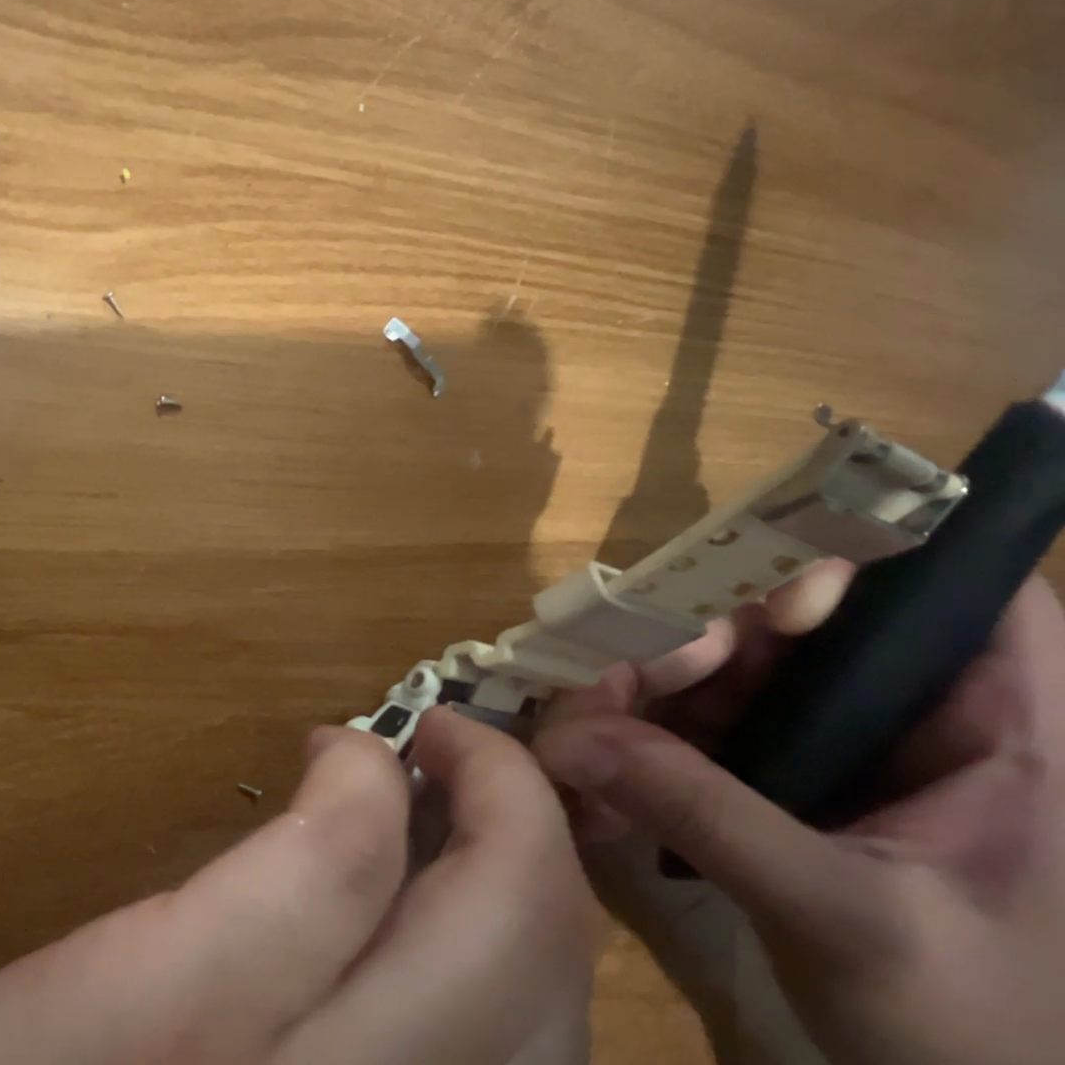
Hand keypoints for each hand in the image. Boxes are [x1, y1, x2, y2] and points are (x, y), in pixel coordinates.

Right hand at [0, 710, 596, 1064]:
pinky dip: (530, 972)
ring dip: (534, 882)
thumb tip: (339, 795)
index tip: (345, 739)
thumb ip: (222, 889)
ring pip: (552, 1014)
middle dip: (507, 802)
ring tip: (468, 820)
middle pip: (502, 937)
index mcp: (199, 1021)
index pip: (345, 863)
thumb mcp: (76, 983)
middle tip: (445, 745)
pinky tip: (470, 931)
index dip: (367, 770)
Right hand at [535, 567, 1064, 1064]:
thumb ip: (708, 816)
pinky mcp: (796, 793)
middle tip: (622, 673)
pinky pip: (716, 732)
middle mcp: (922, 726)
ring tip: (585, 721)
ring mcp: (851, 759)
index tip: (753, 589)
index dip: (869, 559)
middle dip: (710, 635)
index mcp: (1004, 737)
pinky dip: (655, 735)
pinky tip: (601, 757)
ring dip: (661, 687)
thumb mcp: (840, 917)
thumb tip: (572, 737)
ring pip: (748, 677)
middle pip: (812, 627)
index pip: (964, 597)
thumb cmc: (973, 1031)